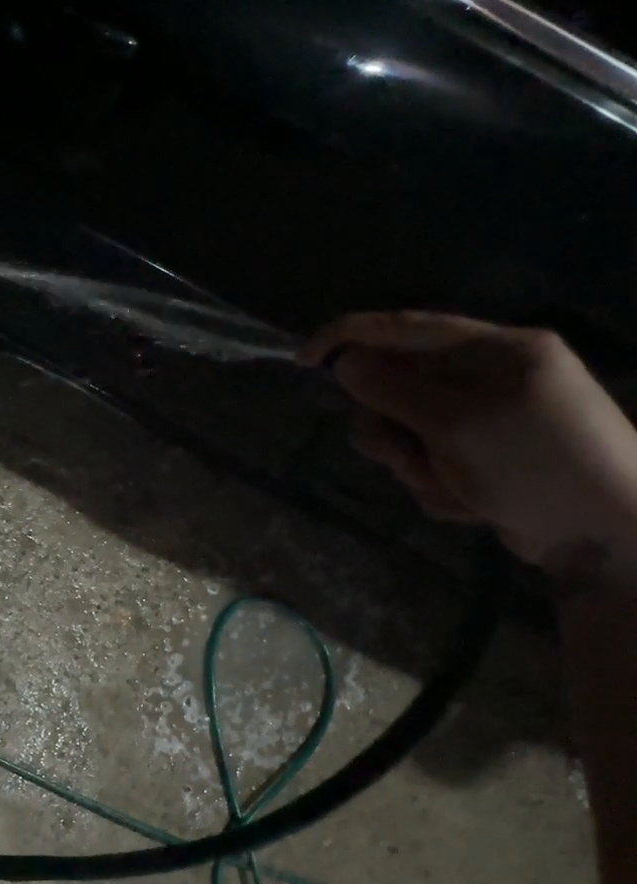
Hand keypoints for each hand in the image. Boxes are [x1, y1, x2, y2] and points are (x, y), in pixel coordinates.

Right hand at [301, 312, 636, 580]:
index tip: (301, 361)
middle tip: (410, 455)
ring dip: (413, 465)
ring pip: (401, 432)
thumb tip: (344, 363)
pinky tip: (473, 500)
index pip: (405, 328)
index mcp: (497, 351)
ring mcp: (484, 417)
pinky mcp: (480, 454)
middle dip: (389, 429)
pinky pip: (425, 461)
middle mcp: (489, 377)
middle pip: (392, 388)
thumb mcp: (455, 423)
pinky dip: (436, 484)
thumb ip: (393, 389)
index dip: (346, 336)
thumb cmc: (537, 464)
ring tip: (454, 485)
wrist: (606, 531)